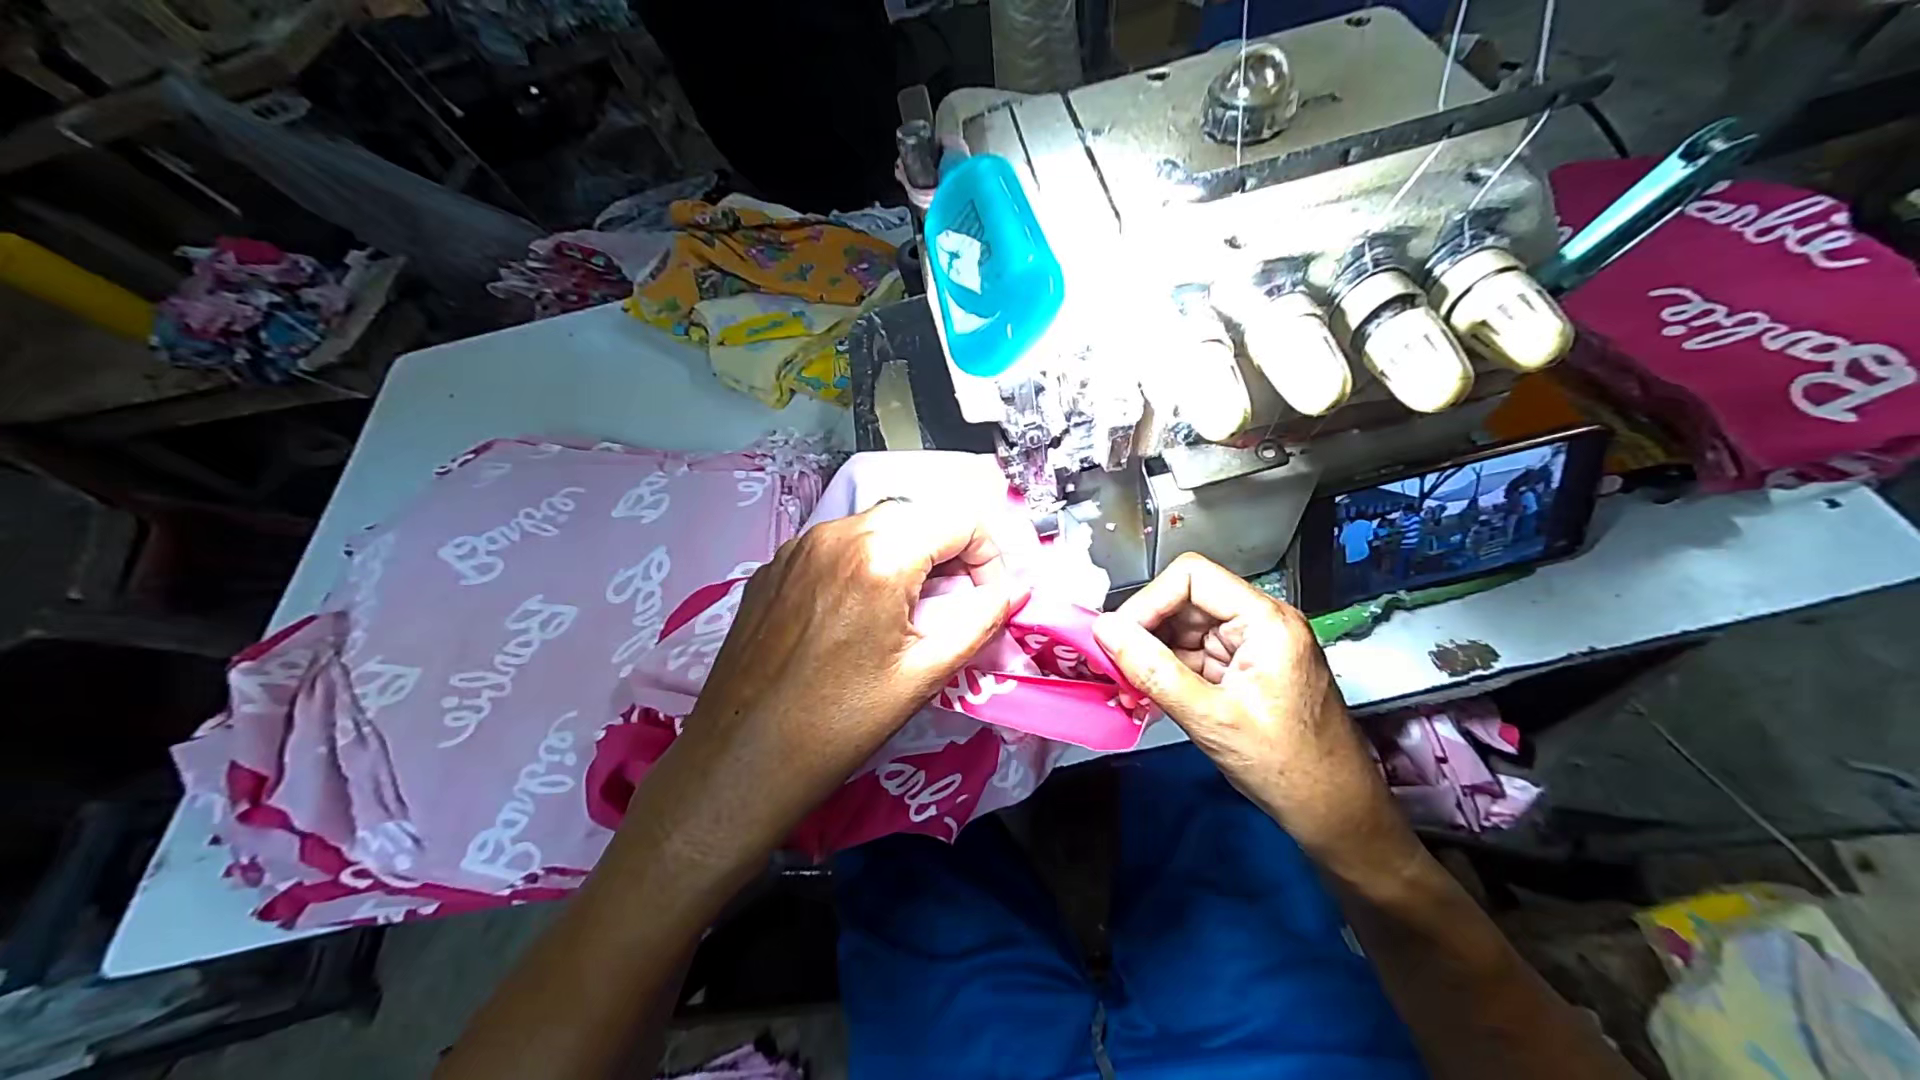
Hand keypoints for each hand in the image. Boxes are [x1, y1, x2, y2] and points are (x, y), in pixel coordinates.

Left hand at [622, 499, 1024, 869]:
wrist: (741, 759)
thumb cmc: (840, 723)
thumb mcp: (924, 674)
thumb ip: (979, 620)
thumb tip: (1008, 590)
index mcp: (880, 555)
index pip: (960, 518)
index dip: (988, 554)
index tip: (987, 596)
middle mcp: (835, 533)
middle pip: (918, 514)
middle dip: (950, 549)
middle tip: (955, 601)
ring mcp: (797, 546)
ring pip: (875, 525)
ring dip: (907, 553)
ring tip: (908, 608)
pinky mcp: (772, 566)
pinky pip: (835, 545)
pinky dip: (864, 562)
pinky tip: (857, 612)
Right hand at [1092, 554, 1419, 878]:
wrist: (1334, 812)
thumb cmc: (1291, 768)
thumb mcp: (1210, 716)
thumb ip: (1152, 670)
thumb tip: (1107, 631)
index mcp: (1266, 622)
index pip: (1192, 578)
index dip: (1149, 602)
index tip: (1120, 636)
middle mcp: (1261, 624)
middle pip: (1184, 603)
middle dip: (1146, 634)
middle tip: (1119, 668)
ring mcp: (1252, 647)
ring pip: (1183, 631)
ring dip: (1152, 658)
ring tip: (1133, 692)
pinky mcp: (1243, 670)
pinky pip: (1193, 657)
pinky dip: (1168, 674)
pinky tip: (1150, 699)